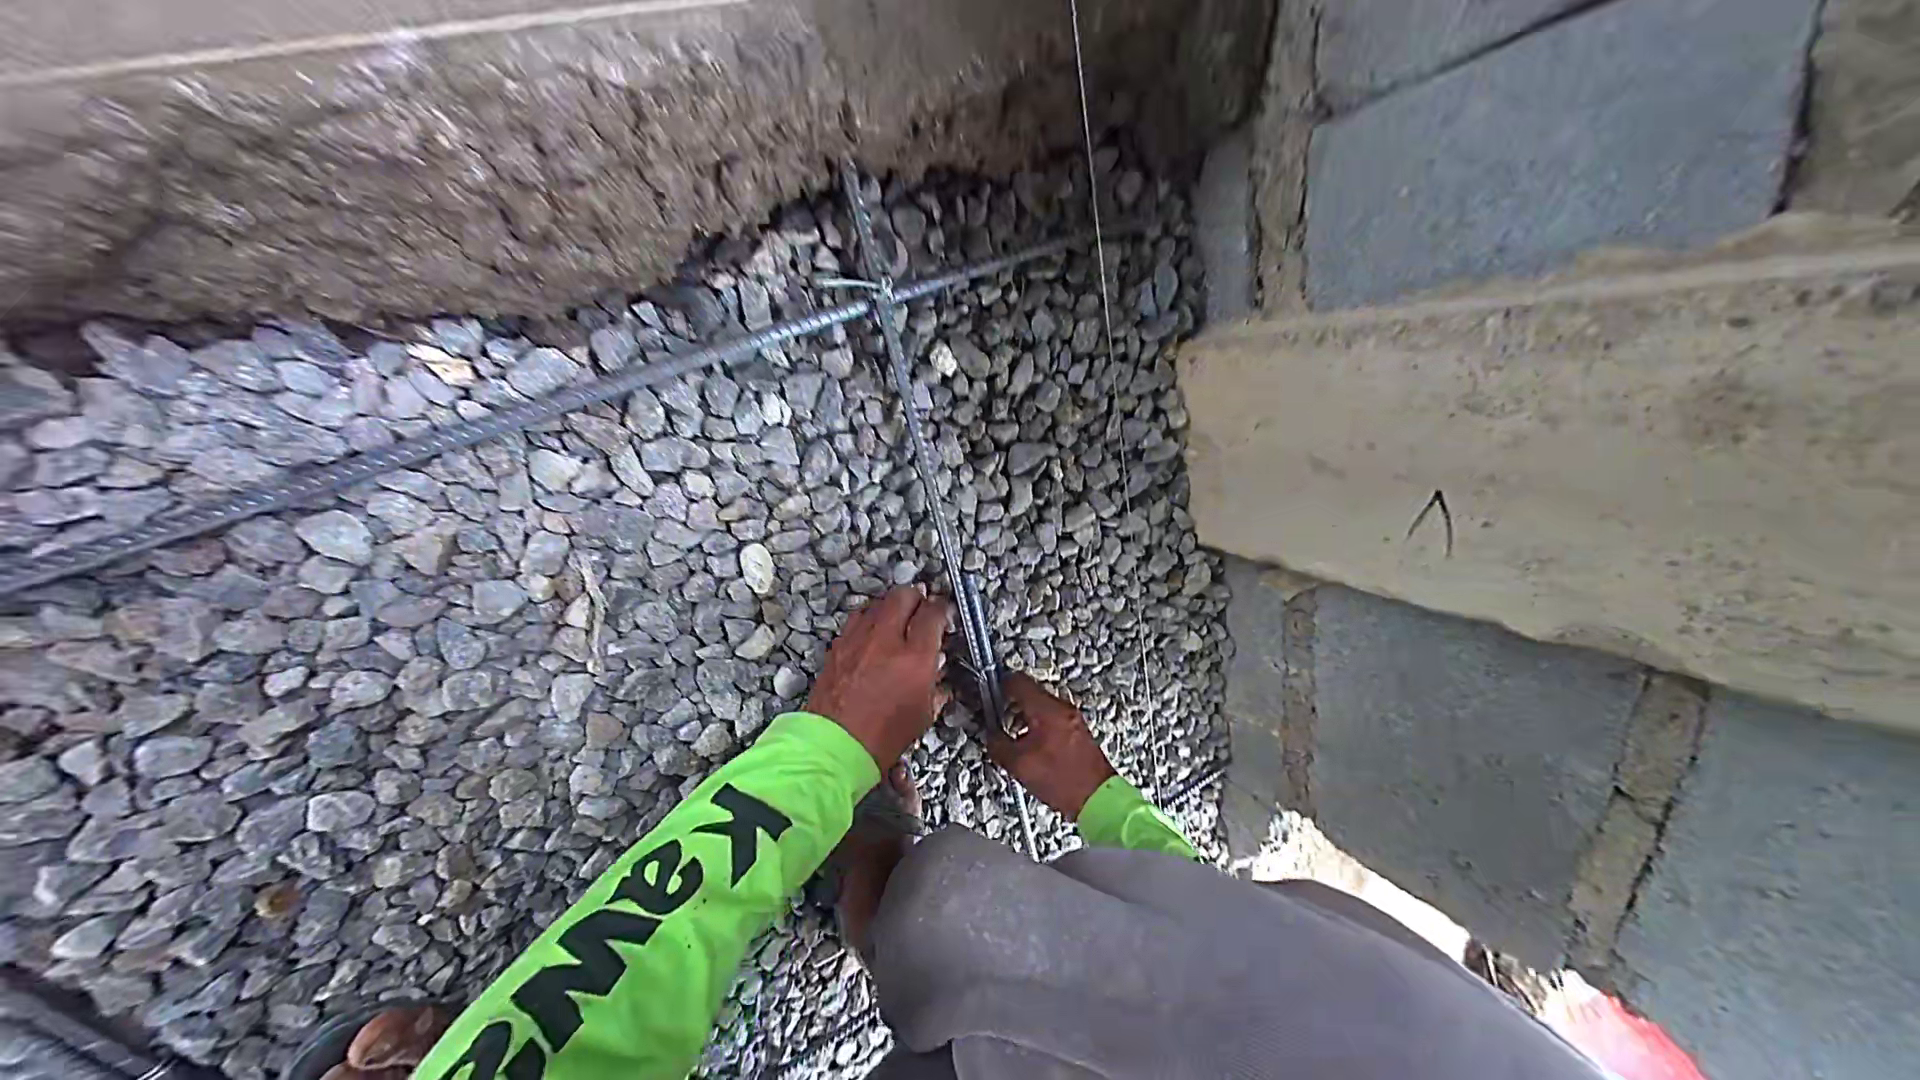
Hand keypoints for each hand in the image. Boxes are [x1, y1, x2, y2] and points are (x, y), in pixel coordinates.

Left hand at [807, 586, 950, 768]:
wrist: (835, 748)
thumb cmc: (880, 738)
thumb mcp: (923, 714)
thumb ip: (935, 684)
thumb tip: (937, 669)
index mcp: (915, 659)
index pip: (933, 614)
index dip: (942, 608)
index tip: (943, 610)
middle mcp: (886, 641)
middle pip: (904, 596)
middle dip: (917, 596)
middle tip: (923, 606)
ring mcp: (859, 640)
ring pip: (879, 602)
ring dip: (893, 604)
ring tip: (899, 615)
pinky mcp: (839, 645)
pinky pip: (858, 618)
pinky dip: (870, 617)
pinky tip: (874, 629)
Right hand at [987, 672, 1115, 818]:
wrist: (1097, 799)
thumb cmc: (1065, 782)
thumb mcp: (1019, 765)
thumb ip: (998, 744)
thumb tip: (991, 736)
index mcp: (1047, 710)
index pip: (1018, 681)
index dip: (1000, 686)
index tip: (991, 695)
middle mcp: (1063, 708)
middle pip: (1030, 692)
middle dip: (1011, 704)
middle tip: (998, 718)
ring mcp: (1073, 718)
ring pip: (1042, 705)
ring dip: (1025, 716)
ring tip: (1014, 735)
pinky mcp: (1078, 730)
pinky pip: (1053, 718)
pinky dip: (1039, 725)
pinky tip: (1033, 746)